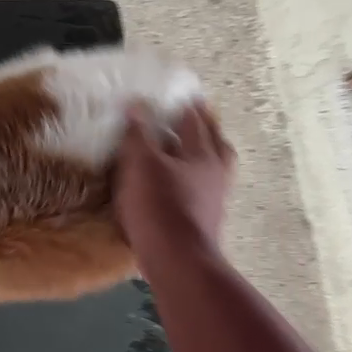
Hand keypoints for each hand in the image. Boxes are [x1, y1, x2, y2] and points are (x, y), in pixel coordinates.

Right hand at [113, 102, 234, 261]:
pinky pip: (202, 184)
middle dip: (201, 125)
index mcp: (203, 152)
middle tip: (187, 115)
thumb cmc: (159, 206)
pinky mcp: (206, 216)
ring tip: (183, 147)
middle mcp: (216, 170)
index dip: (183, 103)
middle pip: (213, 140)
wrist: (178, 260)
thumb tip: (136, 104)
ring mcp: (215, 195)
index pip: (193, 118)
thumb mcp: (141, 164)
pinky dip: (192, 175)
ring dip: (200, 152)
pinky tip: (177, 180)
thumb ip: (138, 134)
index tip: (175, 91)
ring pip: (212, 164)